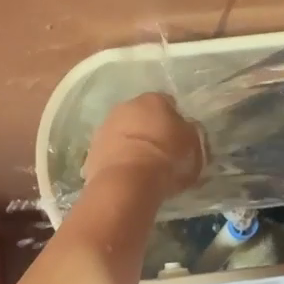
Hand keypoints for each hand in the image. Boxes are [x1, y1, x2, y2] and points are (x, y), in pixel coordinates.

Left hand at [82, 93, 204, 197]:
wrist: (126, 183)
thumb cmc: (165, 160)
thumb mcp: (192, 147)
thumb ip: (191, 133)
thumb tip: (187, 130)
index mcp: (153, 100)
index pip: (168, 103)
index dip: (175, 121)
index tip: (179, 139)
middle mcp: (126, 106)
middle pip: (142, 116)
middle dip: (149, 130)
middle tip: (160, 153)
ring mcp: (105, 127)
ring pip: (122, 133)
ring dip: (130, 145)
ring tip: (141, 168)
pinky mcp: (91, 150)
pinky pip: (109, 152)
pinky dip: (116, 160)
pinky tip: (125, 177)